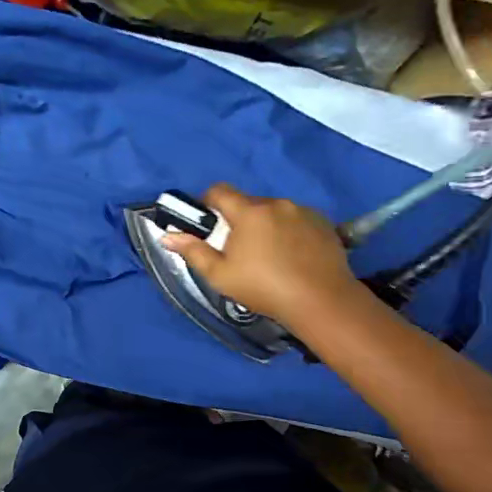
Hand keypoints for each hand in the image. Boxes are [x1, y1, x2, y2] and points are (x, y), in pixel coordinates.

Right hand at [160, 184, 364, 326]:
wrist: (320, 300)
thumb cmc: (263, 288)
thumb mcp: (220, 275)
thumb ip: (193, 252)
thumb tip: (168, 236)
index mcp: (249, 212)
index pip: (220, 191)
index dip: (208, 201)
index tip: (206, 221)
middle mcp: (276, 204)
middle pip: (248, 203)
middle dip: (238, 219)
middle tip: (237, 249)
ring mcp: (303, 211)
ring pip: (274, 211)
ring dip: (265, 225)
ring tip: (268, 255)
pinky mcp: (324, 223)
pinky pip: (297, 220)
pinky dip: (289, 231)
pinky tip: (292, 256)